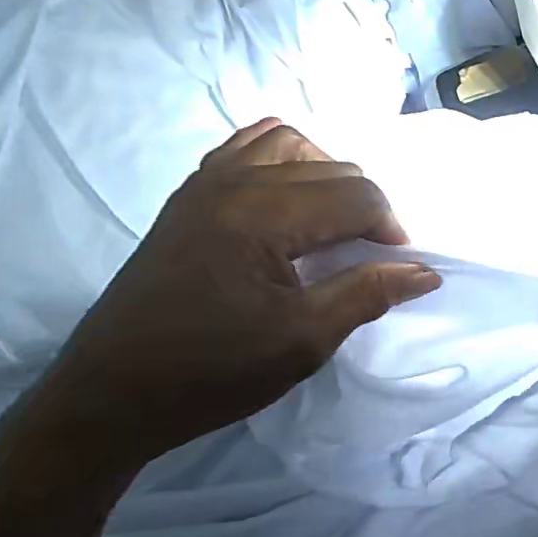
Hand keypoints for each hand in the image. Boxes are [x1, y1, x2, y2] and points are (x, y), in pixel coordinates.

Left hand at [42, 119, 441, 456]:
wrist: (113, 393)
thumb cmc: (211, 372)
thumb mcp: (302, 341)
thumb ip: (367, 294)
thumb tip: (424, 271)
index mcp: (262, 212)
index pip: (354, 194)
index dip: (390, 226)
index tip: (399, 264)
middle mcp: (233, 180)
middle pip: (328, 166)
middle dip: (363, 204)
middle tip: (370, 254)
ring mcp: (204, 182)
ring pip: (287, 143)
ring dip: (325, 173)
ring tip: (333, 219)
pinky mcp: (187, 197)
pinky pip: (244, 149)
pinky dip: (280, 161)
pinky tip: (287, 198)